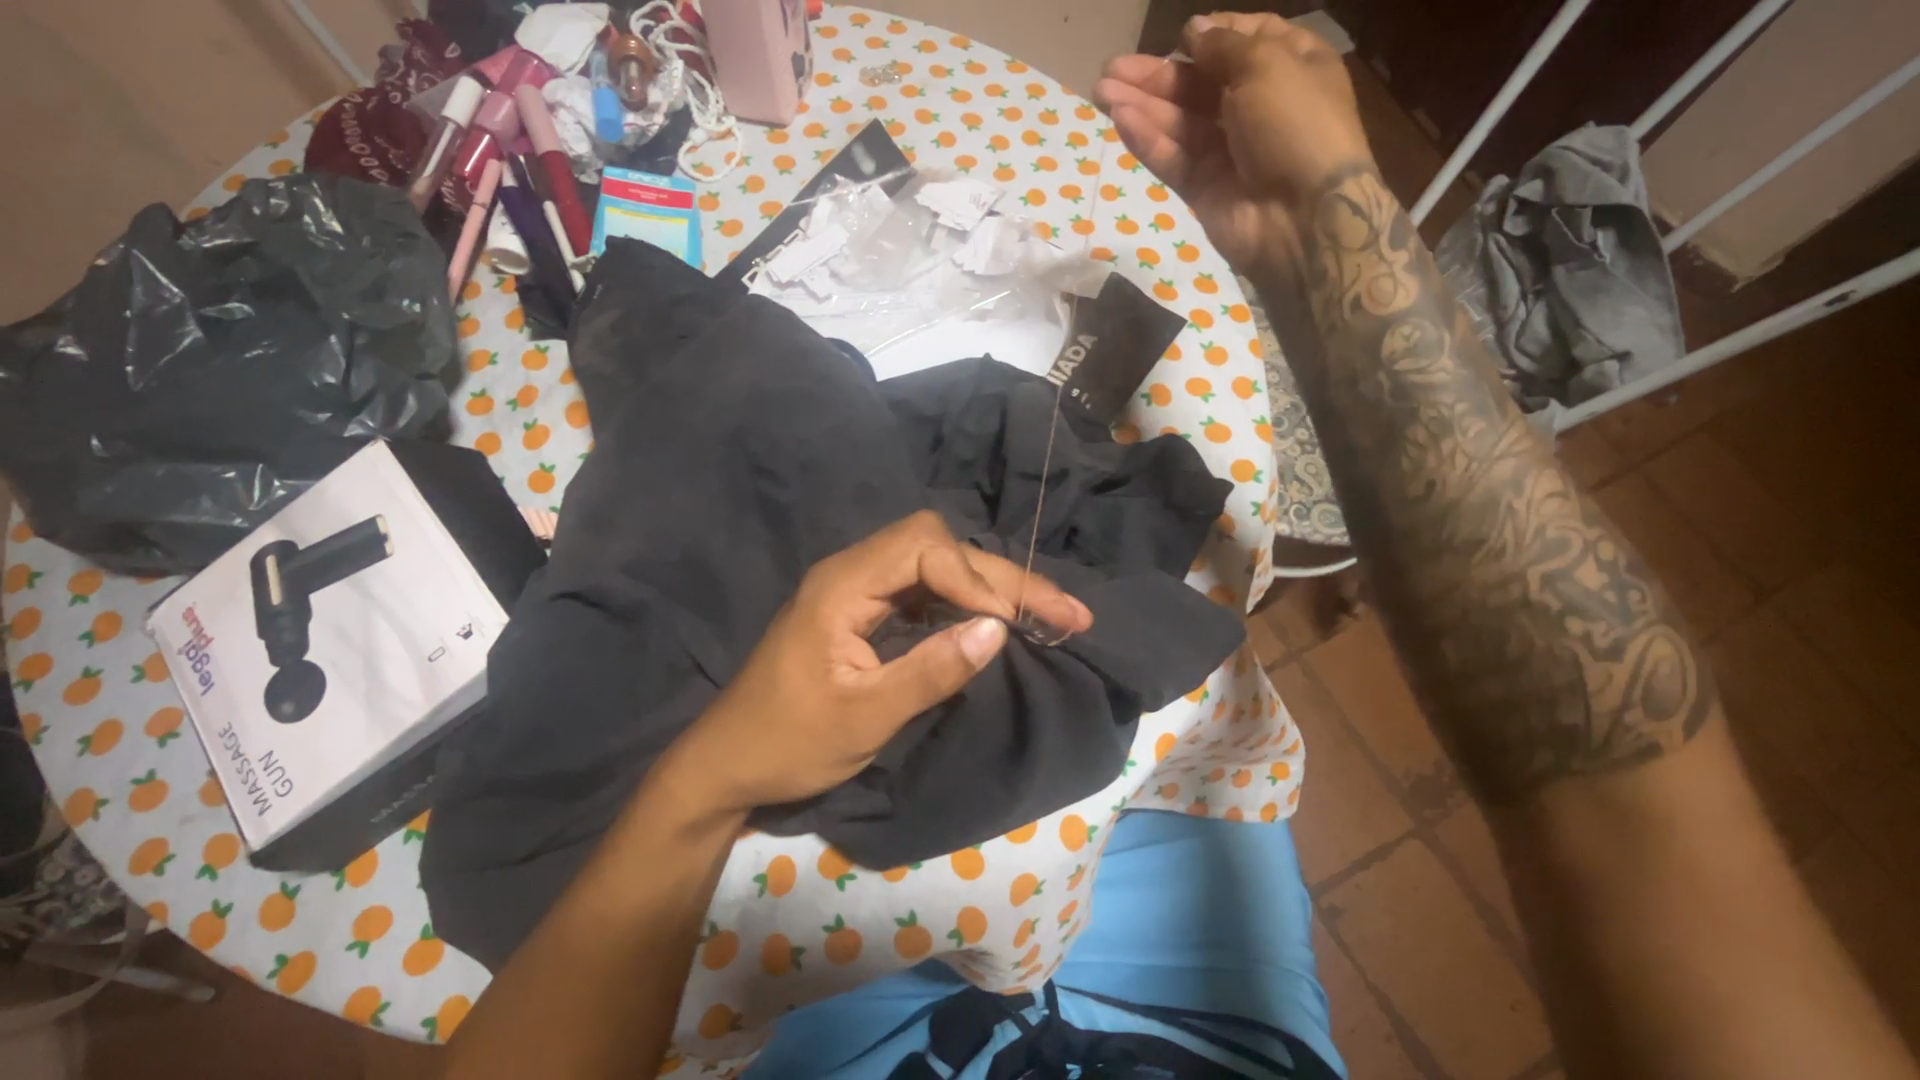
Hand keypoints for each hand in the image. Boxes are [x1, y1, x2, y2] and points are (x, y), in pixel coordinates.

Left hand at [653, 511, 1093, 816]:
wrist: (728, 765)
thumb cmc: (789, 743)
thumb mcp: (865, 717)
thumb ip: (932, 670)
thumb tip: (999, 628)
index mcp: (843, 585)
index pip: (926, 548)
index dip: (976, 580)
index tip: (1012, 627)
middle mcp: (851, 573)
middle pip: (940, 550)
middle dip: (1005, 579)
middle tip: (1070, 615)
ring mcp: (857, 592)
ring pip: (938, 568)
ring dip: (992, 590)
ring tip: (1049, 617)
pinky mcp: (863, 615)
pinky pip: (924, 593)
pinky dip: (966, 605)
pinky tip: (996, 627)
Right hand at [1093, 13, 1373, 274]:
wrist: (1303, 216)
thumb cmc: (1295, 124)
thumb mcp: (1267, 65)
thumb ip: (1223, 46)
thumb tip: (1193, 28)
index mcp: (1289, 68)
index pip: (1244, 42)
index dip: (1210, 36)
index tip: (1181, 36)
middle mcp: (1258, 106)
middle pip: (1200, 84)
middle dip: (1157, 74)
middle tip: (1111, 68)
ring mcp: (1229, 151)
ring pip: (1179, 121)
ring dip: (1141, 104)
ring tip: (1101, 91)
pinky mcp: (1205, 187)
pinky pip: (1173, 158)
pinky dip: (1149, 139)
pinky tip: (1121, 119)